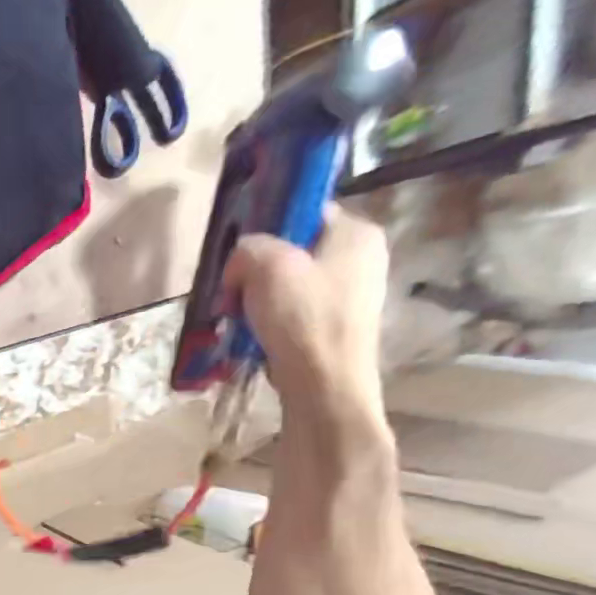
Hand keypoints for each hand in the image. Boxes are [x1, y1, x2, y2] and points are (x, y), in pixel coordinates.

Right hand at [226, 204, 388, 411]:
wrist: (323, 382)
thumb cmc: (302, 318)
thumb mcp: (266, 266)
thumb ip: (250, 246)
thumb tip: (243, 259)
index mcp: (357, 234)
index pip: (303, 212)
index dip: (266, 229)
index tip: (239, 255)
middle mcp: (362, 257)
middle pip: (291, 249)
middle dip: (255, 269)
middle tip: (233, 290)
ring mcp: (351, 292)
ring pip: (288, 280)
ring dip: (256, 295)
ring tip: (237, 315)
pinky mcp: (336, 322)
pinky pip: (293, 306)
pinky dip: (268, 316)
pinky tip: (253, 331)